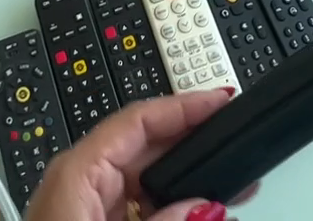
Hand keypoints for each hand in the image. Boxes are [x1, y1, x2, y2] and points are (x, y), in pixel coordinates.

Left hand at [22, 89, 247, 220]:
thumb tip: (205, 208)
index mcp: (76, 175)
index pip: (136, 121)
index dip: (181, 107)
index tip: (221, 102)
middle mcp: (78, 185)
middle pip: (143, 146)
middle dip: (192, 144)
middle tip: (236, 142)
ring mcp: (84, 211)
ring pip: (144, 181)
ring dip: (187, 181)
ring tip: (232, 186)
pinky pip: (137, 209)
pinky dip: (170, 209)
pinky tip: (199, 216)